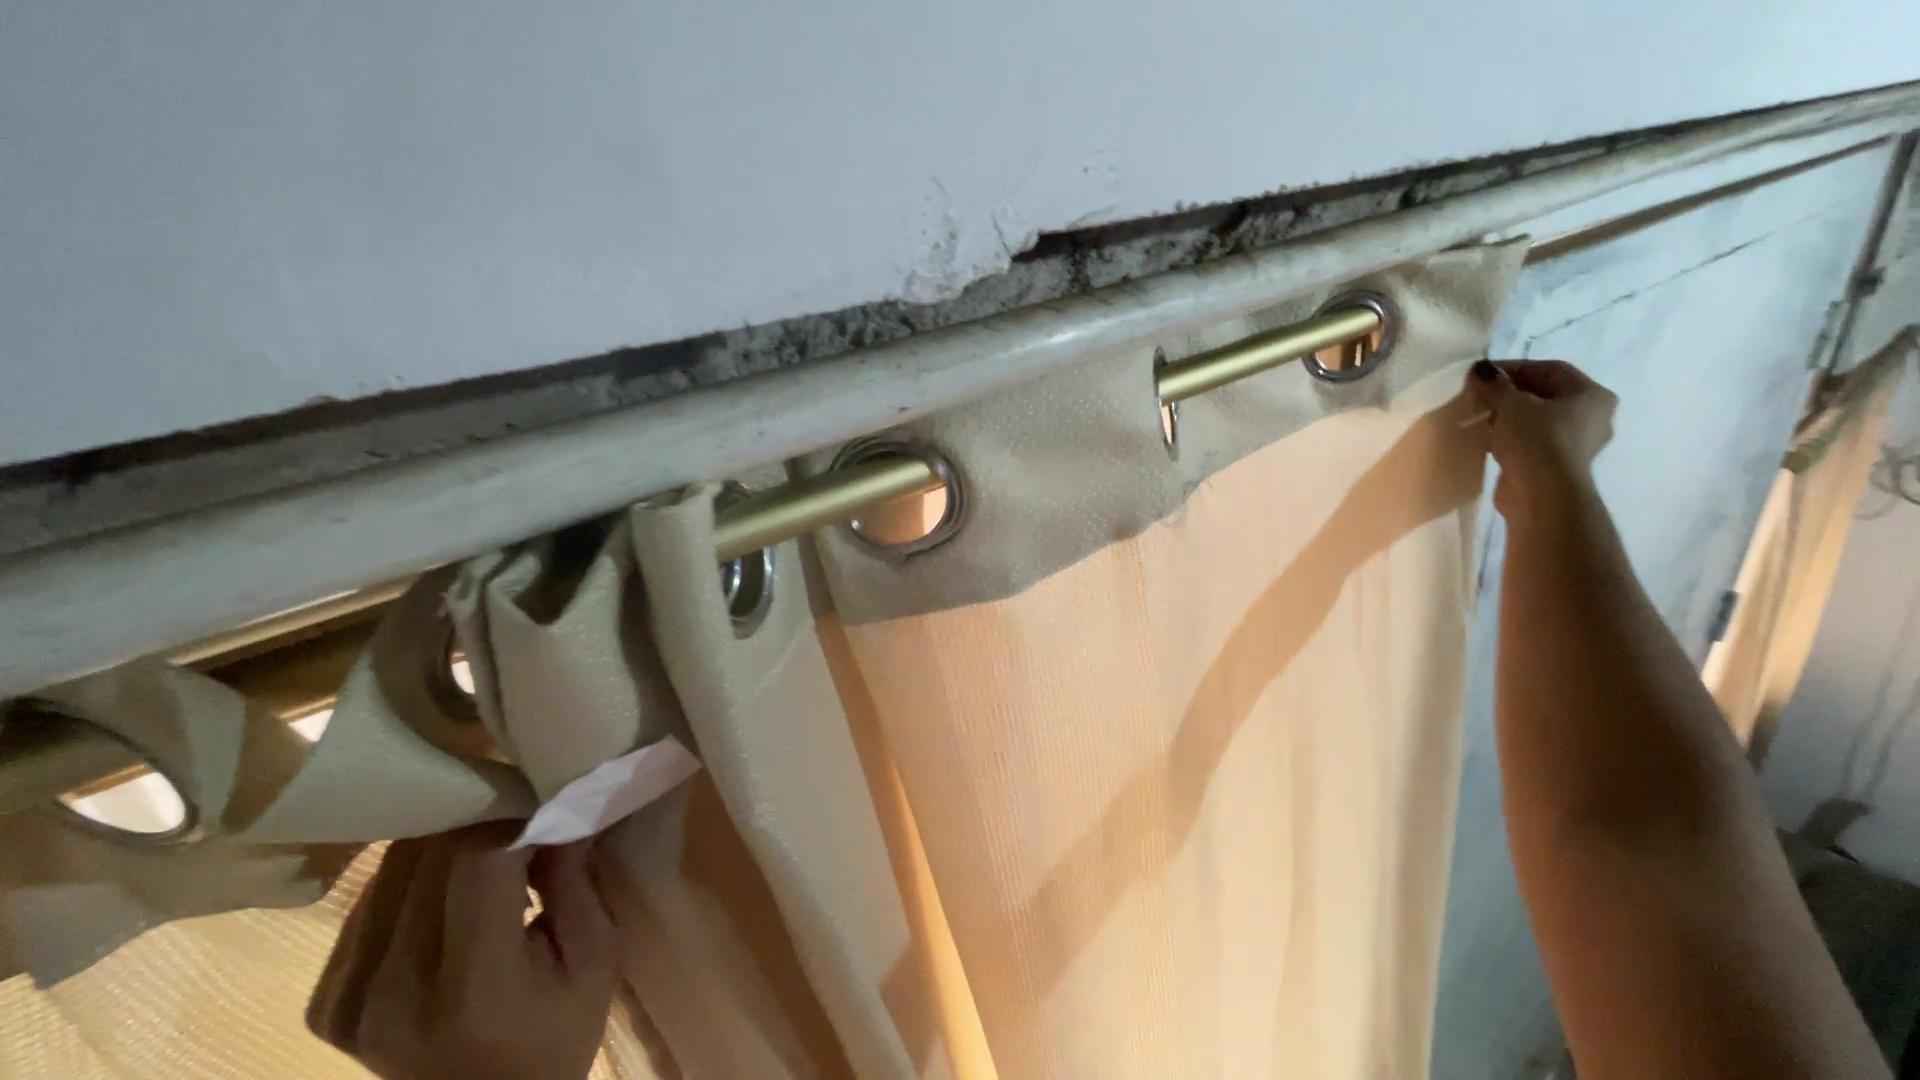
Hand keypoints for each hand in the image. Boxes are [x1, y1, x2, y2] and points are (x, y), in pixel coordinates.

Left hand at [307, 823, 617, 1079]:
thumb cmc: (558, 1035)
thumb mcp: (595, 958)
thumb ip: (573, 881)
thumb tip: (559, 805)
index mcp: (476, 992)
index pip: (477, 863)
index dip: (514, 823)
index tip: (544, 815)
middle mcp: (395, 996)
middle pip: (428, 856)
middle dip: (482, 826)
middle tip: (521, 827)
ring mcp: (347, 1002)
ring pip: (392, 868)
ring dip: (444, 846)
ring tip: (488, 859)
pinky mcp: (323, 1003)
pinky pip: (369, 900)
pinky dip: (413, 879)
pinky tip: (447, 896)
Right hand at [1470, 358, 1617, 517]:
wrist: (1542, 494)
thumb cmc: (1536, 440)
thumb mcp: (1510, 404)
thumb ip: (1495, 384)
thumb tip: (1481, 371)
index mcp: (1593, 395)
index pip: (1551, 369)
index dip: (1513, 368)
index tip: (1482, 373)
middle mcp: (1593, 417)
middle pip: (1545, 394)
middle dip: (1510, 392)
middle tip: (1480, 394)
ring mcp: (1576, 443)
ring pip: (1538, 419)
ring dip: (1509, 415)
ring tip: (1480, 415)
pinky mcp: (1557, 465)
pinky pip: (1532, 441)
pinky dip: (1511, 436)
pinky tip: (1488, 438)